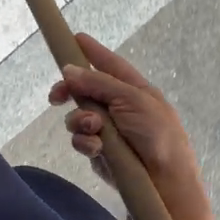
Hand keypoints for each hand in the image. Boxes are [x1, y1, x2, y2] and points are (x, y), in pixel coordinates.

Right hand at [48, 34, 194, 186]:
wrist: (164, 181)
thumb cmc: (157, 134)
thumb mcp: (131, 99)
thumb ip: (98, 82)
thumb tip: (68, 70)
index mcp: (133, 90)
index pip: (110, 65)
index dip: (93, 51)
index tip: (73, 38)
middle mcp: (118, 107)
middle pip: (84, 90)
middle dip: (69, 92)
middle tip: (56, 96)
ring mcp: (108, 129)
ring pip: (77, 116)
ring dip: (80, 121)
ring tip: (93, 129)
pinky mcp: (99, 150)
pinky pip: (80, 139)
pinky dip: (84, 142)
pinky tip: (95, 147)